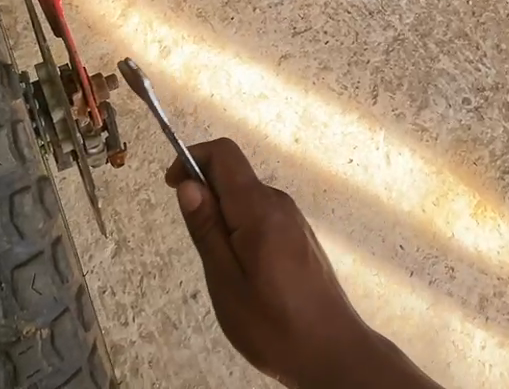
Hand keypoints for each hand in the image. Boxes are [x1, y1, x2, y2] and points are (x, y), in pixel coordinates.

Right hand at [168, 139, 436, 388]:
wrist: (335, 355)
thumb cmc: (275, 325)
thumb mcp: (226, 282)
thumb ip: (206, 229)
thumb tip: (188, 183)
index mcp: (258, 208)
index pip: (223, 153)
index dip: (192, 158)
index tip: (173, 187)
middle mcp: (278, 202)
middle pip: (233, 174)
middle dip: (206, 194)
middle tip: (202, 246)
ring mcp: (293, 217)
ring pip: (246, 196)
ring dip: (224, 215)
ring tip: (226, 269)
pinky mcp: (300, 233)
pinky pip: (261, 213)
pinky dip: (242, 226)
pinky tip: (248, 272)